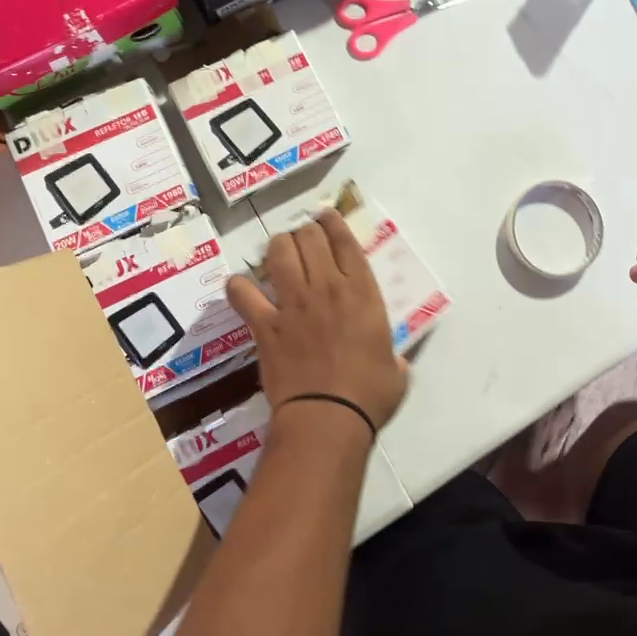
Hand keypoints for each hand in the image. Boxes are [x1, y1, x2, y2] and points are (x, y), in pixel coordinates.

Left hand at [227, 211, 408, 434]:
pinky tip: (241, 288)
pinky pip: (243, 294)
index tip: (326, 217)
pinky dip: (239, 288)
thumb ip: (394, 356)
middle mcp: (327, 287)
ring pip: (278, 252)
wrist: (328, 419)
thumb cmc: (369, 396)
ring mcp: (292, 303)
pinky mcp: (265, 324)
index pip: (344, 240)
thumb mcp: (397, 370)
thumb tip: (395, 362)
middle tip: (304, 241)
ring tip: (278, 254)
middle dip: (305, 233)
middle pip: (309, 237)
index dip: (333, 222)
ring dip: (277, 248)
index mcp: (362, 292)